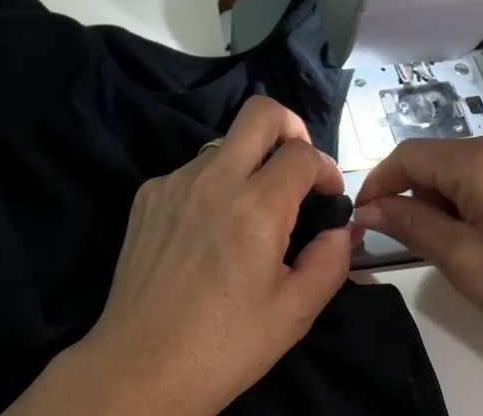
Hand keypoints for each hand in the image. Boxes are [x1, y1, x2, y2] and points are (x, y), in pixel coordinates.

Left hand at [8, 96, 352, 415]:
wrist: (140, 369)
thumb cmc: (224, 347)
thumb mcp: (293, 314)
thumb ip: (330, 261)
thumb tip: (343, 227)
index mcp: (257, 207)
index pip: (303, 153)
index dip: (326, 167)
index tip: (328, 193)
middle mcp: (214, 179)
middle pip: (260, 113)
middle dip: (290, 127)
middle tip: (296, 165)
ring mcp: (175, 181)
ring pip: (224, 145)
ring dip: (247, 164)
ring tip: (248, 216)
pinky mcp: (147, 194)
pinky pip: (191, 172)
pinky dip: (211, 188)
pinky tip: (207, 234)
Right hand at [353, 134, 482, 378]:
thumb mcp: (465, 263)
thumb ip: (412, 226)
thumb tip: (371, 209)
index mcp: (482, 158)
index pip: (409, 156)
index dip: (379, 184)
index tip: (362, 219)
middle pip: (440, 160)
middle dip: (415, 196)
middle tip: (409, 244)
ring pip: (468, 171)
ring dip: (446, 202)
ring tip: (454, 251)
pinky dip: (478, 203)